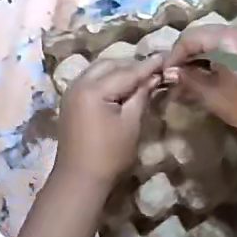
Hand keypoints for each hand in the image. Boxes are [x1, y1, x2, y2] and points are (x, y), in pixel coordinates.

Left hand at [56, 56, 162, 183]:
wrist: (79, 180)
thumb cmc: (110, 155)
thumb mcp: (131, 123)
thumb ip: (141, 95)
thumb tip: (153, 76)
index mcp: (93, 90)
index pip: (126, 72)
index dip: (147, 65)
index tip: (165, 56)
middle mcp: (78, 84)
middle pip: (109, 65)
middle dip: (131, 65)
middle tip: (153, 69)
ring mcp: (71, 92)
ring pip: (98, 70)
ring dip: (118, 70)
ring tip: (140, 76)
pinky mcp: (70, 101)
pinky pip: (91, 80)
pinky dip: (107, 79)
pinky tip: (121, 86)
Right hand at [167, 24, 236, 141]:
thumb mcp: (213, 95)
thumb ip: (189, 79)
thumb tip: (172, 72)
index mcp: (225, 38)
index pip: (188, 37)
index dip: (173, 56)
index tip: (166, 75)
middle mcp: (236, 31)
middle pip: (201, 35)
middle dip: (185, 54)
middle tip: (176, 76)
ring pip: (213, 40)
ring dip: (199, 56)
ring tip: (190, 78)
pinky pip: (227, 46)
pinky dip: (213, 57)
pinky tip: (209, 76)